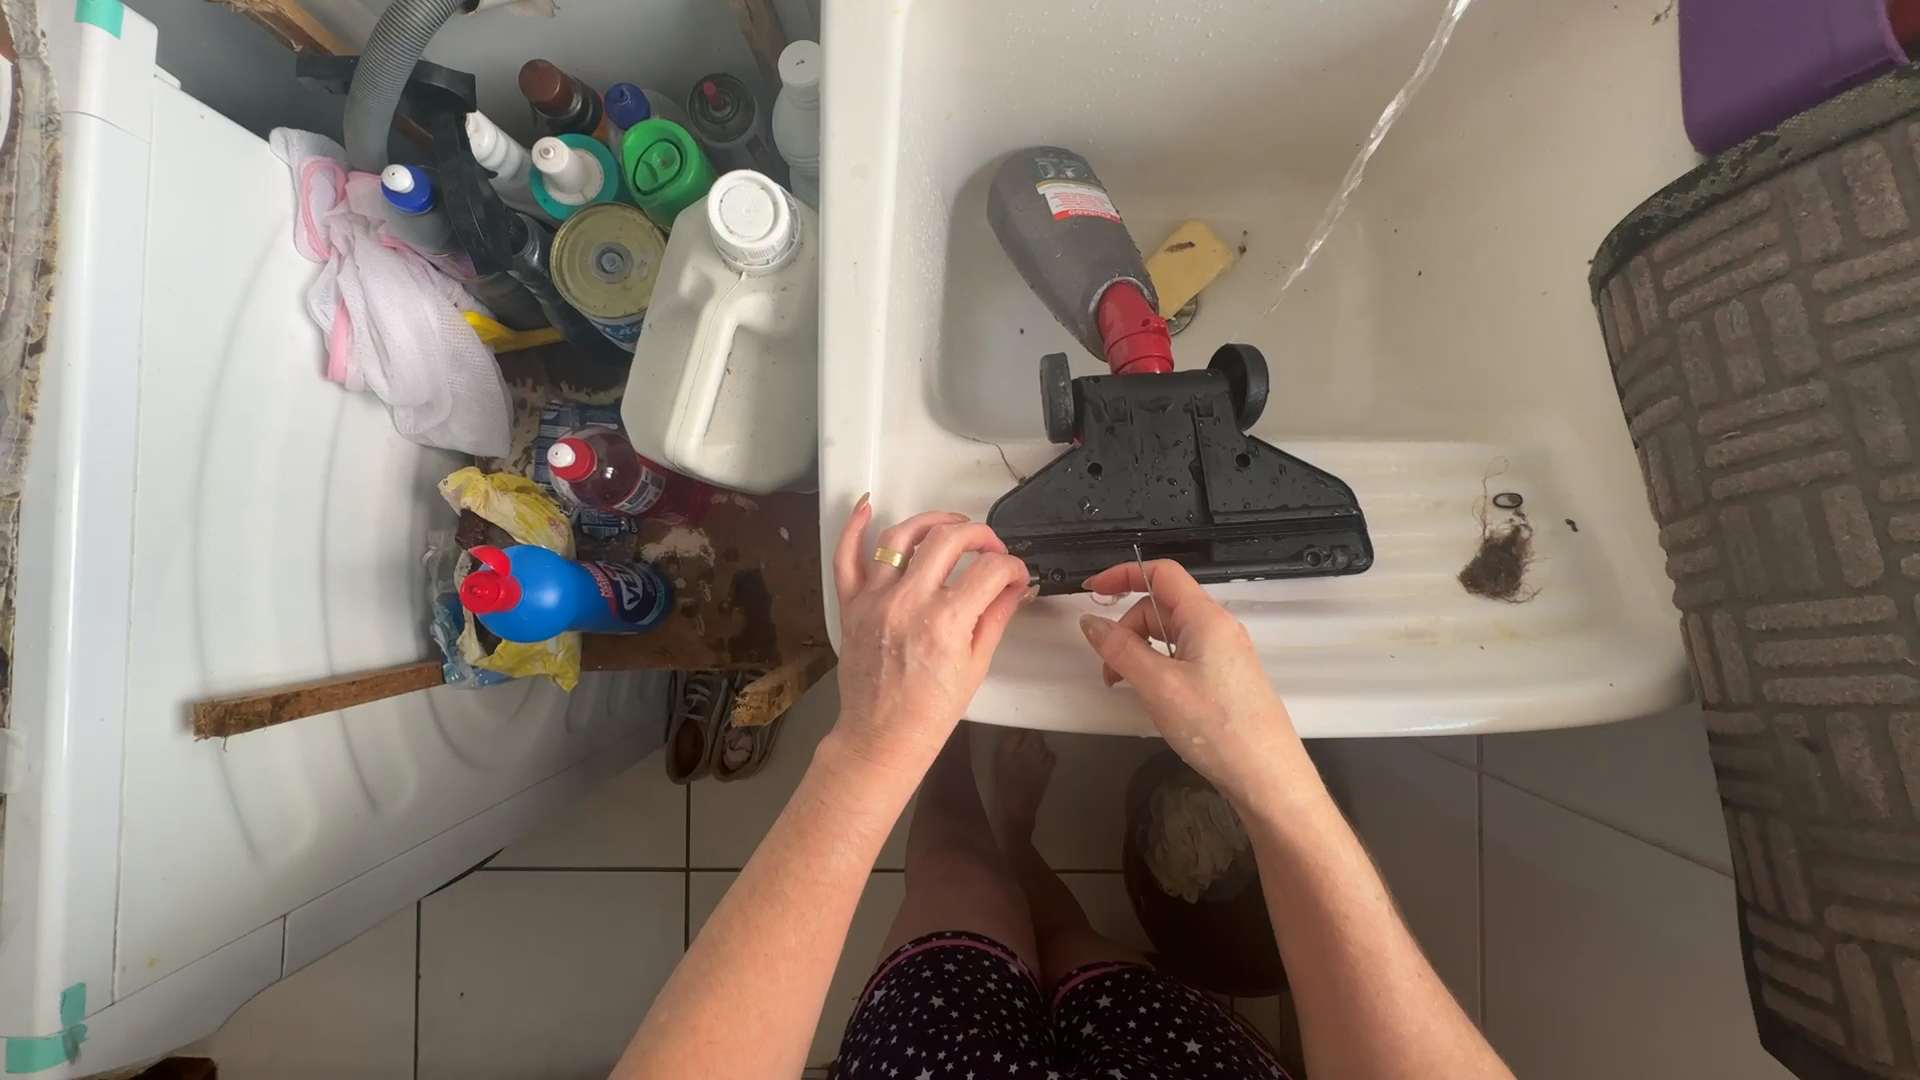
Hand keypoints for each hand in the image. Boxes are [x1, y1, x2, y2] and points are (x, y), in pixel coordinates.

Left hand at [829, 497, 1033, 775]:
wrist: (883, 737)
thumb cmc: (929, 712)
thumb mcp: (977, 665)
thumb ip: (997, 615)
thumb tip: (1016, 586)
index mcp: (946, 622)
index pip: (990, 570)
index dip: (1012, 566)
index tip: (1014, 574)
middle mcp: (909, 603)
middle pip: (949, 540)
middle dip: (979, 534)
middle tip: (990, 546)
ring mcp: (876, 601)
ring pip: (901, 537)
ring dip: (931, 521)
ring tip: (950, 526)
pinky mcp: (853, 605)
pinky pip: (846, 558)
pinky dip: (853, 528)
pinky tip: (866, 507)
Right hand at [1078, 561, 1308, 803]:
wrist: (1268, 778)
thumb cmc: (1222, 730)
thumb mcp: (1158, 685)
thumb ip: (1120, 649)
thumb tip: (1092, 623)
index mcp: (1206, 619)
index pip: (1161, 573)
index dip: (1123, 574)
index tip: (1094, 590)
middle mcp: (1218, 629)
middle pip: (1159, 607)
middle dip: (1126, 629)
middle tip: (1109, 664)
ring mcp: (1223, 654)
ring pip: (1168, 634)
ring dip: (1139, 652)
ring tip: (1126, 685)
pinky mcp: (1224, 678)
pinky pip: (1181, 656)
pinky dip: (1156, 667)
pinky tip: (1151, 694)